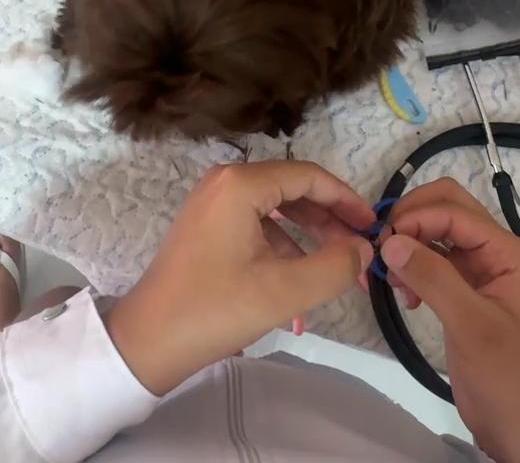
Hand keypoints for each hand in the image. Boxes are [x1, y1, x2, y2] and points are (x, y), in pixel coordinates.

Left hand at [104, 161, 376, 394]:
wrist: (147, 342)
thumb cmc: (214, 309)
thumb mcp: (283, 292)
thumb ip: (333, 266)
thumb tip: (364, 248)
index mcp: (241, 184)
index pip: (308, 176)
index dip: (346, 199)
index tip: (372, 225)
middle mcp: (226, 182)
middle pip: (293, 190)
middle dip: (329, 222)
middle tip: (359, 251)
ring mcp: (213, 203)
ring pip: (277, 211)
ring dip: (308, 241)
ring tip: (335, 275)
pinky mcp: (207, 226)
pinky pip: (256, 227)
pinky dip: (281, 252)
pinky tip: (298, 295)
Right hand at [381, 178, 519, 462]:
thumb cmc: (507, 377)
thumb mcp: (472, 327)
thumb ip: (433, 279)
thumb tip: (389, 241)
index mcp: (508, 252)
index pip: (456, 211)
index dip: (418, 217)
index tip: (384, 241)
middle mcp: (494, 252)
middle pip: (447, 208)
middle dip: (412, 218)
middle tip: (383, 245)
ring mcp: (477, 271)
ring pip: (435, 231)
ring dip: (409, 242)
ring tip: (390, 276)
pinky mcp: (461, 291)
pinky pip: (431, 259)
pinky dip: (412, 266)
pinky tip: (403, 294)